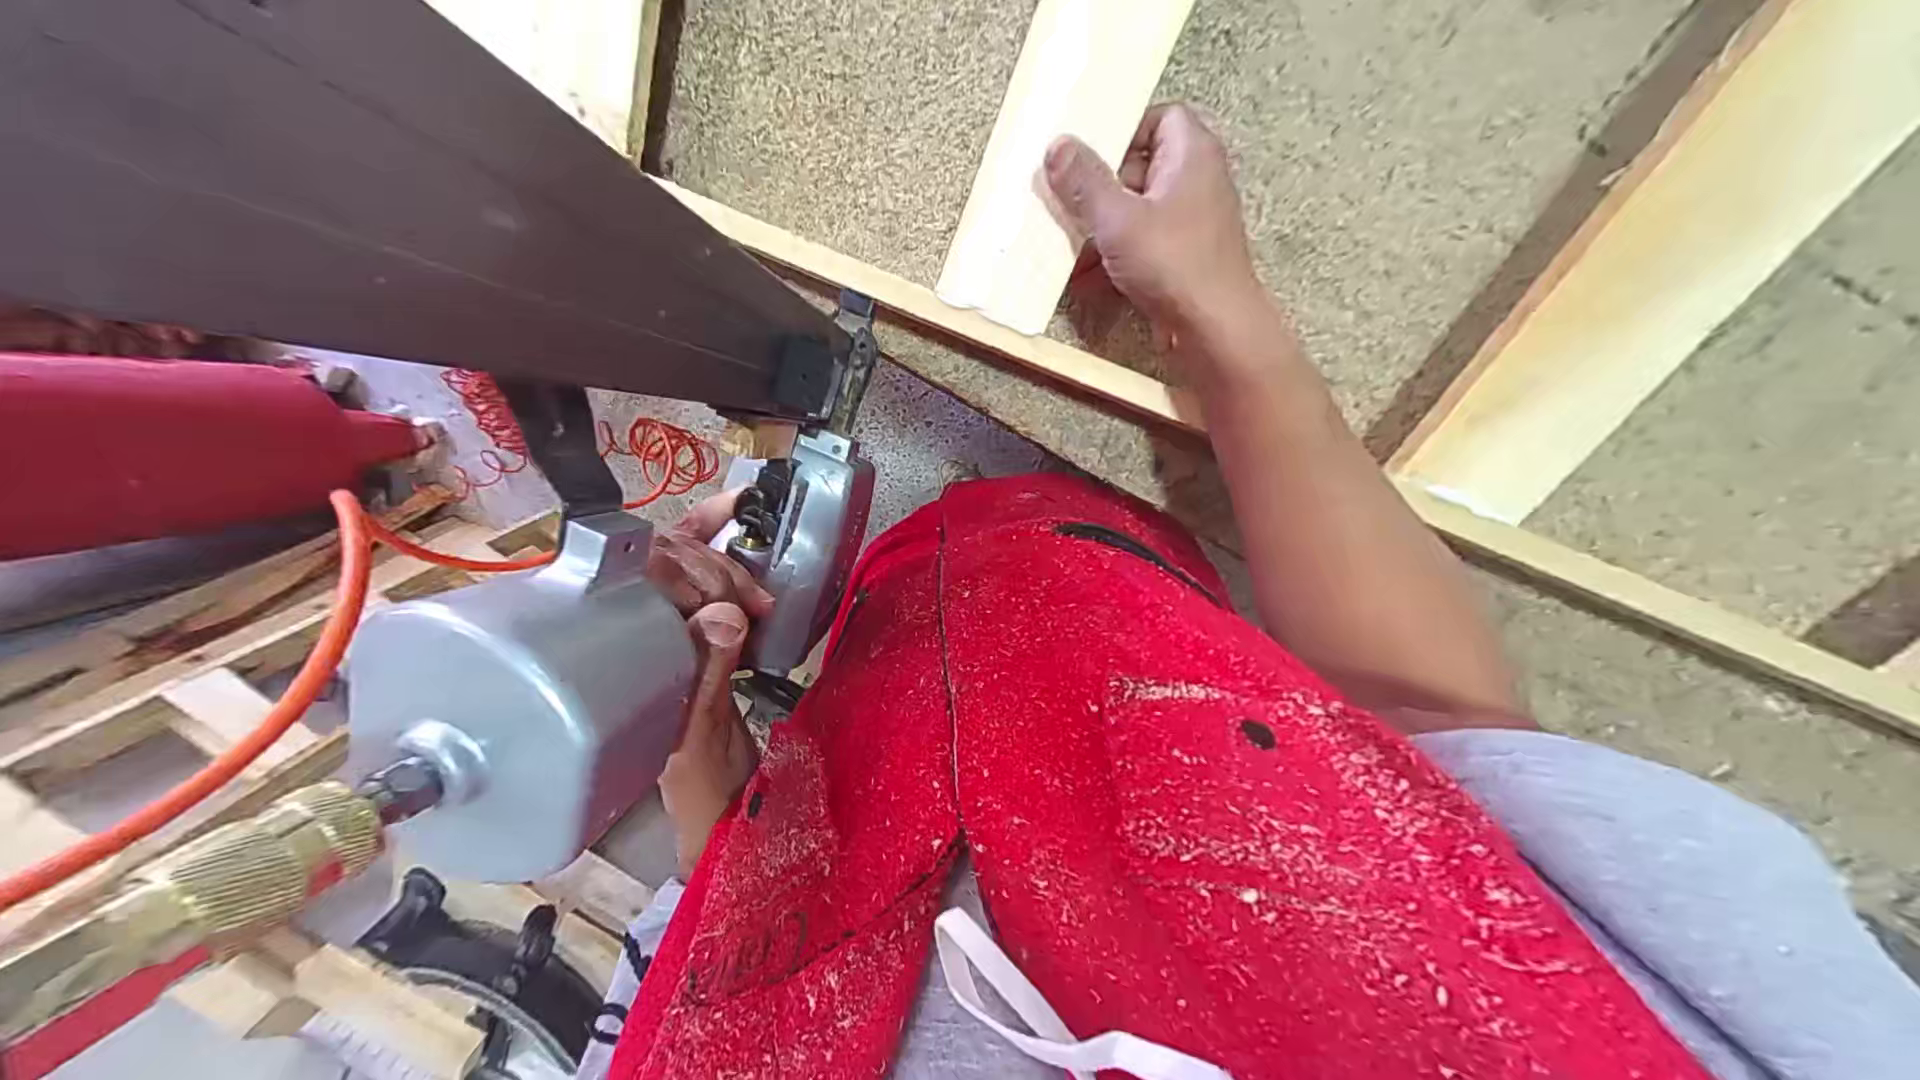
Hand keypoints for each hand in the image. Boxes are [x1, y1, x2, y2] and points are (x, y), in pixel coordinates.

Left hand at [647, 489, 766, 877]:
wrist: (720, 806)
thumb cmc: (700, 787)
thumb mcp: (698, 742)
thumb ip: (707, 681)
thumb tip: (725, 616)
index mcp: (603, 663)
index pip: (629, 579)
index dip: (682, 571)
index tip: (731, 600)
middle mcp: (620, 634)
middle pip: (657, 561)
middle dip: (712, 569)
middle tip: (752, 599)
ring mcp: (656, 626)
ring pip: (677, 557)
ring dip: (721, 554)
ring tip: (753, 579)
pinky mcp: (690, 627)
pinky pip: (699, 569)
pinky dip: (718, 537)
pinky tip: (735, 514)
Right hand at [1044, 104, 1263, 339]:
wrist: (1213, 329)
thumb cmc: (1172, 263)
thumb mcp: (1118, 219)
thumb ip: (1085, 181)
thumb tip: (1057, 145)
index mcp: (1191, 154)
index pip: (1159, 118)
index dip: (1121, 131)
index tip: (1086, 155)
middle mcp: (1195, 182)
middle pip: (1140, 169)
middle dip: (1098, 192)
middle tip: (1065, 205)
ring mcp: (1189, 224)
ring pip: (1135, 214)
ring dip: (1099, 233)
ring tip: (1068, 251)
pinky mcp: (1180, 260)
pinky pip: (1141, 247)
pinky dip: (1114, 260)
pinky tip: (1085, 281)